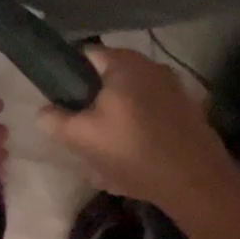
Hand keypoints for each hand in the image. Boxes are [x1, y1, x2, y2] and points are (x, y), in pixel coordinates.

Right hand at [36, 46, 239, 214]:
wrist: (196, 183)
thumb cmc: (133, 151)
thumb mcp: (82, 138)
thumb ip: (55, 121)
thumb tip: (42, 112)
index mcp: (124, 62)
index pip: (85, 56)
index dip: (70, 78)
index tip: (65, 105)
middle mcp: (151, 64)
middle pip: (110, 77)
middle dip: (96, 101)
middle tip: (86, 132)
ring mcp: (175, 86)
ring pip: (133, 96)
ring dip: (120, 116)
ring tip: (112, 149)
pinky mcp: (190, 109)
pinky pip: (154, 111)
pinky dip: (143, 126)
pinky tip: (139, 155)